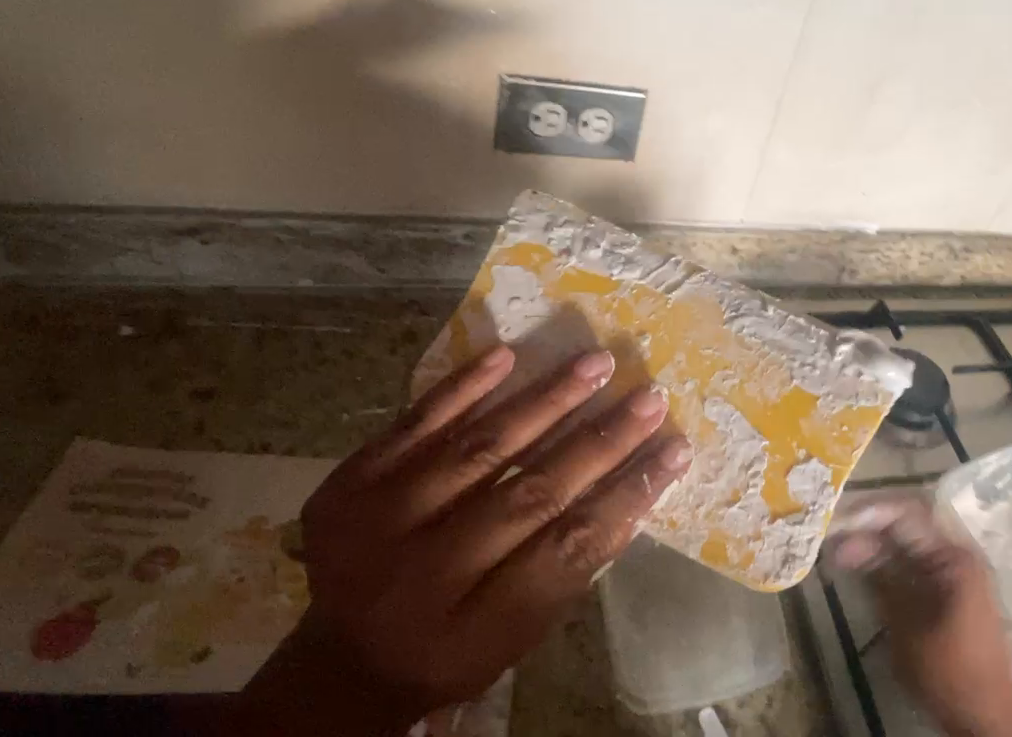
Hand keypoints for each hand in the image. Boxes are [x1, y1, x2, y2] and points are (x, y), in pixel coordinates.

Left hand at [227, 345, 692, 736]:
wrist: (335, 657)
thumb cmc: (446, 648)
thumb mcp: (512, 637)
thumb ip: (567, 570)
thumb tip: (635, 490)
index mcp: (478, 629)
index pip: (571, 550)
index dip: (628, 495)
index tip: (676, 449)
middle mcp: (428, 574)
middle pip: (532, 493)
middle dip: (601, 441)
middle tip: (650, 397)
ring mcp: (381, 522)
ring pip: (481, 448)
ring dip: (546, 400)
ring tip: (597, 363)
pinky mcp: (351, 483)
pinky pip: (416, 423)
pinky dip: (463, 387)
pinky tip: (509, 355)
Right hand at [826, 497, 1011, 736]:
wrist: (989, 718)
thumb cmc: (949, 673)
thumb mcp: (906, 626)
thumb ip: (878, 577)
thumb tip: (845, 542)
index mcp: (955, 557)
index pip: (908, 512)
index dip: (871, 510)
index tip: (839, 518)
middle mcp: (961, 554)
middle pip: (910, 522)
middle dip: (871, 524)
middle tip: (835, 531)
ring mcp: (959, 571)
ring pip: (912, 541)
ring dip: (878, 542)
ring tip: (842, 550)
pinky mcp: (954, 589)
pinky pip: (918, 561)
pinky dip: (891, 561)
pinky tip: (865, 569)